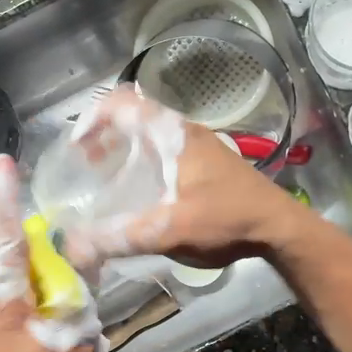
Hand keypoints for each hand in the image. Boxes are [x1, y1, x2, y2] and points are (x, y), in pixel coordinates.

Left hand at [0, 155, 97, 351]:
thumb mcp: (73, 348)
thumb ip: (80, 301)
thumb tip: (84, 263)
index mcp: (1, 297)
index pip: (6, 235)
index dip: (3, 196)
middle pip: (19, 264)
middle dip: (50, 271)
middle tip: (74, 306)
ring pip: (15, 293)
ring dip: (42, 301)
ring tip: (61, 344)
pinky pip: (6, 314)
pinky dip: (30, 320)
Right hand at [58, 89, 315, 270]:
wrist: (279, 228)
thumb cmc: (227, 220)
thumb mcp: (171, 230)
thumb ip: (121, 237)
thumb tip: (72, 249)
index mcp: (173, 134)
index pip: (122, 103)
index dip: (92, 117)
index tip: (75, 147)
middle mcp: (184, 131)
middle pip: (133, 116)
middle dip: (104, 134)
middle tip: (85, 164)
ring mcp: (197, 146)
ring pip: (149, 134)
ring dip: (124, 148)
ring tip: (104, 177)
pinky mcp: (205, 164)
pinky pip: (163, 151)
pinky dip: (142, 161)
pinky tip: (139, 193)